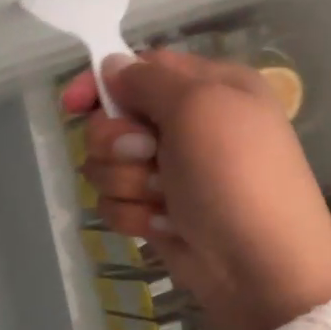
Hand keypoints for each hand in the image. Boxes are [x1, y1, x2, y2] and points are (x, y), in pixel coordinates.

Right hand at [63, 49, 330, 329]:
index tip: (72, 104)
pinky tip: (162, 225)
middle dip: (117, 143)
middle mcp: (186, 126)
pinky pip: (116, 204)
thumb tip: (111, 66)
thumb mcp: (199, 107)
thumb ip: (149, 80)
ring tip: (162, 198)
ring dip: (126, 184)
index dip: (101, 84)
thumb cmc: (235, 175)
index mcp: (207, 88)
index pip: (139, 70)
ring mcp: (169, 172)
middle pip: (114, 120)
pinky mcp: (156, 212)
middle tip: (146, 155)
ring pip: (107, 167)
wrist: (257, 263)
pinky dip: (133, 215)